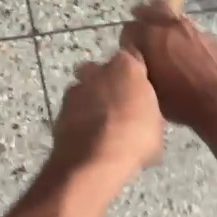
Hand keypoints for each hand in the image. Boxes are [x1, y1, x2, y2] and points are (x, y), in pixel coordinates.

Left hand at [49, 49, 164, 186]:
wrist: (95, 161)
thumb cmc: (135, 138)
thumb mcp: (156, 125)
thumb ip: (146, 109)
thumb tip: (142, 115)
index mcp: (126, 66)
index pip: (132, 55)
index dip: (135, 71)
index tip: (138, 85)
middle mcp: (97, 70)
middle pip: (102, 69)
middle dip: (107, 82)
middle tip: (119, 106)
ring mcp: (75, 89)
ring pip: (84, 89)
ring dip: (90, 102)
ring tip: (102, 126)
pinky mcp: (60, 110)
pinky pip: (72, 110)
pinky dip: (78, 119)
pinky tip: (88, 138)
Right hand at [118, 0, 216, 135]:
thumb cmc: (181, 101)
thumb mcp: (150, 88)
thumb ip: (138, 66)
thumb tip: (134, 57)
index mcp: (150, 37)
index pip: (128, 29)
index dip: (126, 40)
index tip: (128, 50)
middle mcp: (169, 26)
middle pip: (151, 9)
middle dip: (143, 17)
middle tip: (141, 32)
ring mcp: (191, 28)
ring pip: (171, 15)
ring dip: (164, 22)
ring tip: (162, 38)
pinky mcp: (208, 36)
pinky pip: (188, 28)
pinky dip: (181, 33)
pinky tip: (183, 48)